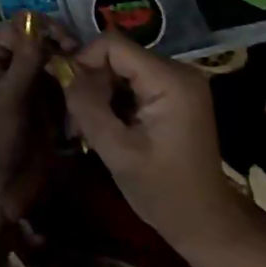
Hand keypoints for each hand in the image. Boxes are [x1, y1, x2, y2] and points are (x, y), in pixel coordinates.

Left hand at [0, 12, 70, 226]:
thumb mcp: (6, 95)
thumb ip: (27, 60)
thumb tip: (38, 23)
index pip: (20, 29)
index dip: (43, 30)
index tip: (69, 42)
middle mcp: (10, 73)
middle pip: (43, 50)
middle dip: (64, 57)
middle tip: (86, 70)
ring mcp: (29, 96)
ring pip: (58, 76)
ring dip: (72, 83)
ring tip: (83, 96)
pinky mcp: (45, 120)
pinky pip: (64, 102)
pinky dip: (74, 106)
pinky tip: (79, 119)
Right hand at [61, 33, 243, 244]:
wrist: (205, 222)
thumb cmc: (163, 190)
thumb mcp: (116, 149)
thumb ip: (86, 105)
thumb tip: (60, 70)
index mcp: (170, 80)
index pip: (112, 45)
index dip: (83, 61)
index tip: (69, 93)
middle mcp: (177, 70)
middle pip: (115, 55)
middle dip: (90, 82)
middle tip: (75, 119)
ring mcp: (177, 81)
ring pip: (119, 68)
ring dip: (98, 93)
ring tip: (86, 126)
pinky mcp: (172, 93)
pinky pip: (130, 80)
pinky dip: (112, 99)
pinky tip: (104, 125)